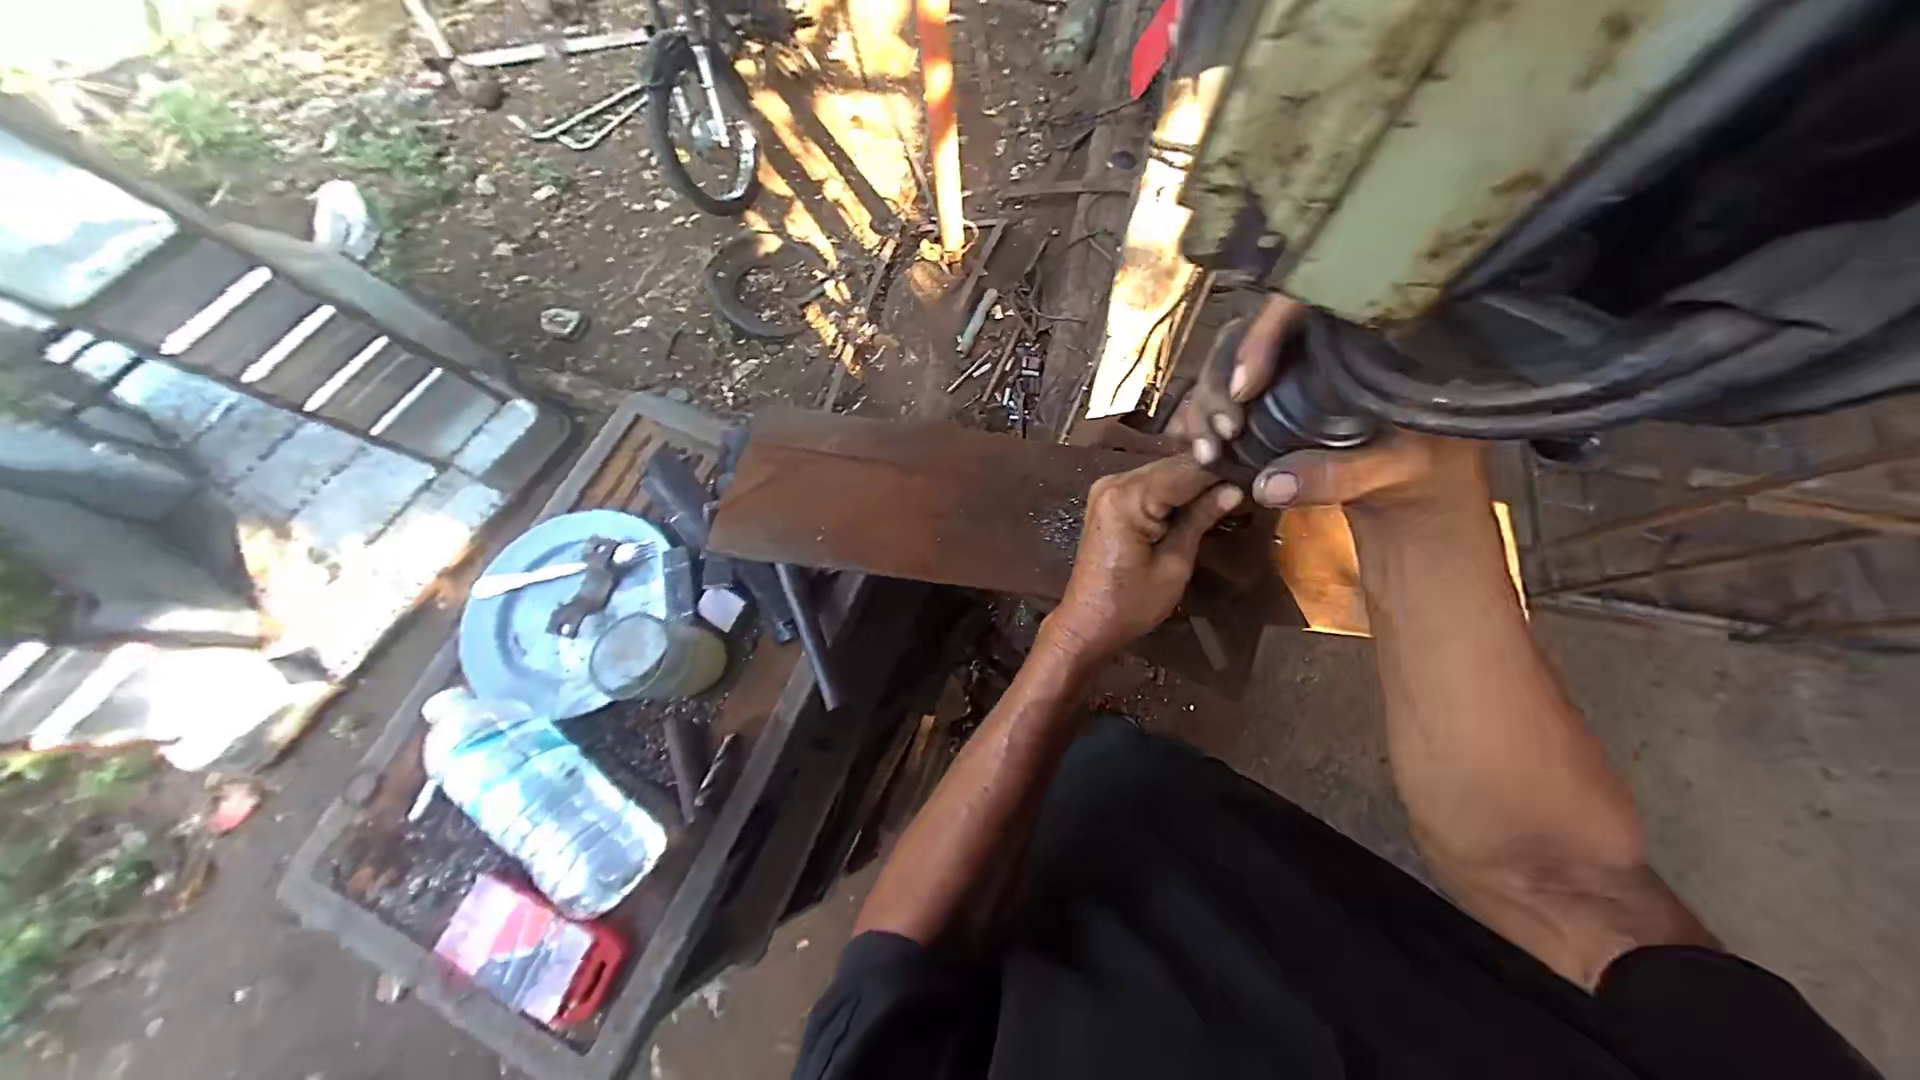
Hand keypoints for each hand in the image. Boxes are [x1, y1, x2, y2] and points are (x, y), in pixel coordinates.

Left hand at [1042, 456, 1244, 662]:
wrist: (1088, 621)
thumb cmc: (1130, 604)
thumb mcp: (1175, 564)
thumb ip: (1199, 520)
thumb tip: (1233, 490)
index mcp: (1127, 498)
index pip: (1186, 470)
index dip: (1222, 472)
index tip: (1254, 474)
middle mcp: (1113, 483)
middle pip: (1172, 465)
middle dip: (1208, 474)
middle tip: (1246, 484)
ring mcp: (1107, 488)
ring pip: (1162, 471)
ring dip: (1192, 481)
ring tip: (1228, 492)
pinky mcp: (1107, 498)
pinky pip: (1148, 484)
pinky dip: (1173, 490)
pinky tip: (1197, 500)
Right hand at [1175, 295, 1487, 523]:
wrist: (1416, 486)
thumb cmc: (1427, 465)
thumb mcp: (1396, 468)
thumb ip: (1339, 475)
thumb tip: (1267, 485)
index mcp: (1363, 333)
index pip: (1301, 302)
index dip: (1263, 335)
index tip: (1246, 388)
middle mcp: (1314, 342)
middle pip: (1244, 337)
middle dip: (1220, 383)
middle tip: (1223, 431)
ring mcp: (1282, 371)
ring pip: (1222, 368)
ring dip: (1204, 407)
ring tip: (1208, 453)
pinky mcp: (1263, 400)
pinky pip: (1218, 400)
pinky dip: (1202, 426)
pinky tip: (1204, 454)